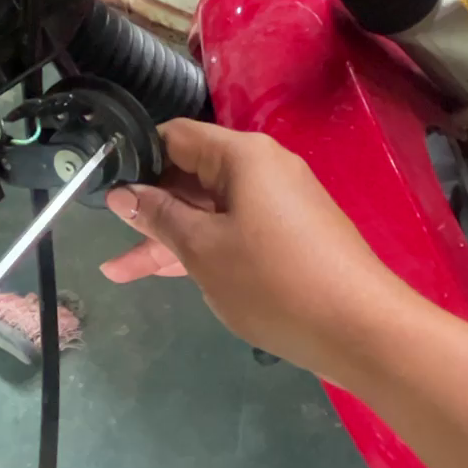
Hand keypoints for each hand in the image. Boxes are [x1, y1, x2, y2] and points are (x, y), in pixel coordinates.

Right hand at [100, 120, 412, 379]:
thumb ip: (158, 216)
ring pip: (209, 210)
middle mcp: (262, 168)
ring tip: (119, 270)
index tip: (104, 186)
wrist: (363, 331)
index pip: (175, 136)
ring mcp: (278, 203)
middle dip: (149, 208)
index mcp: (242, 156)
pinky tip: (166, 271)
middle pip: (191, 175)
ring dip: (169, 237)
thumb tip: (121, 192)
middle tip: (109, 236)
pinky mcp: (289, 235)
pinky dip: (202, 248)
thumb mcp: (203, 249)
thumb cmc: (274, 282)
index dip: (137, 158)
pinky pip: (232, 230)